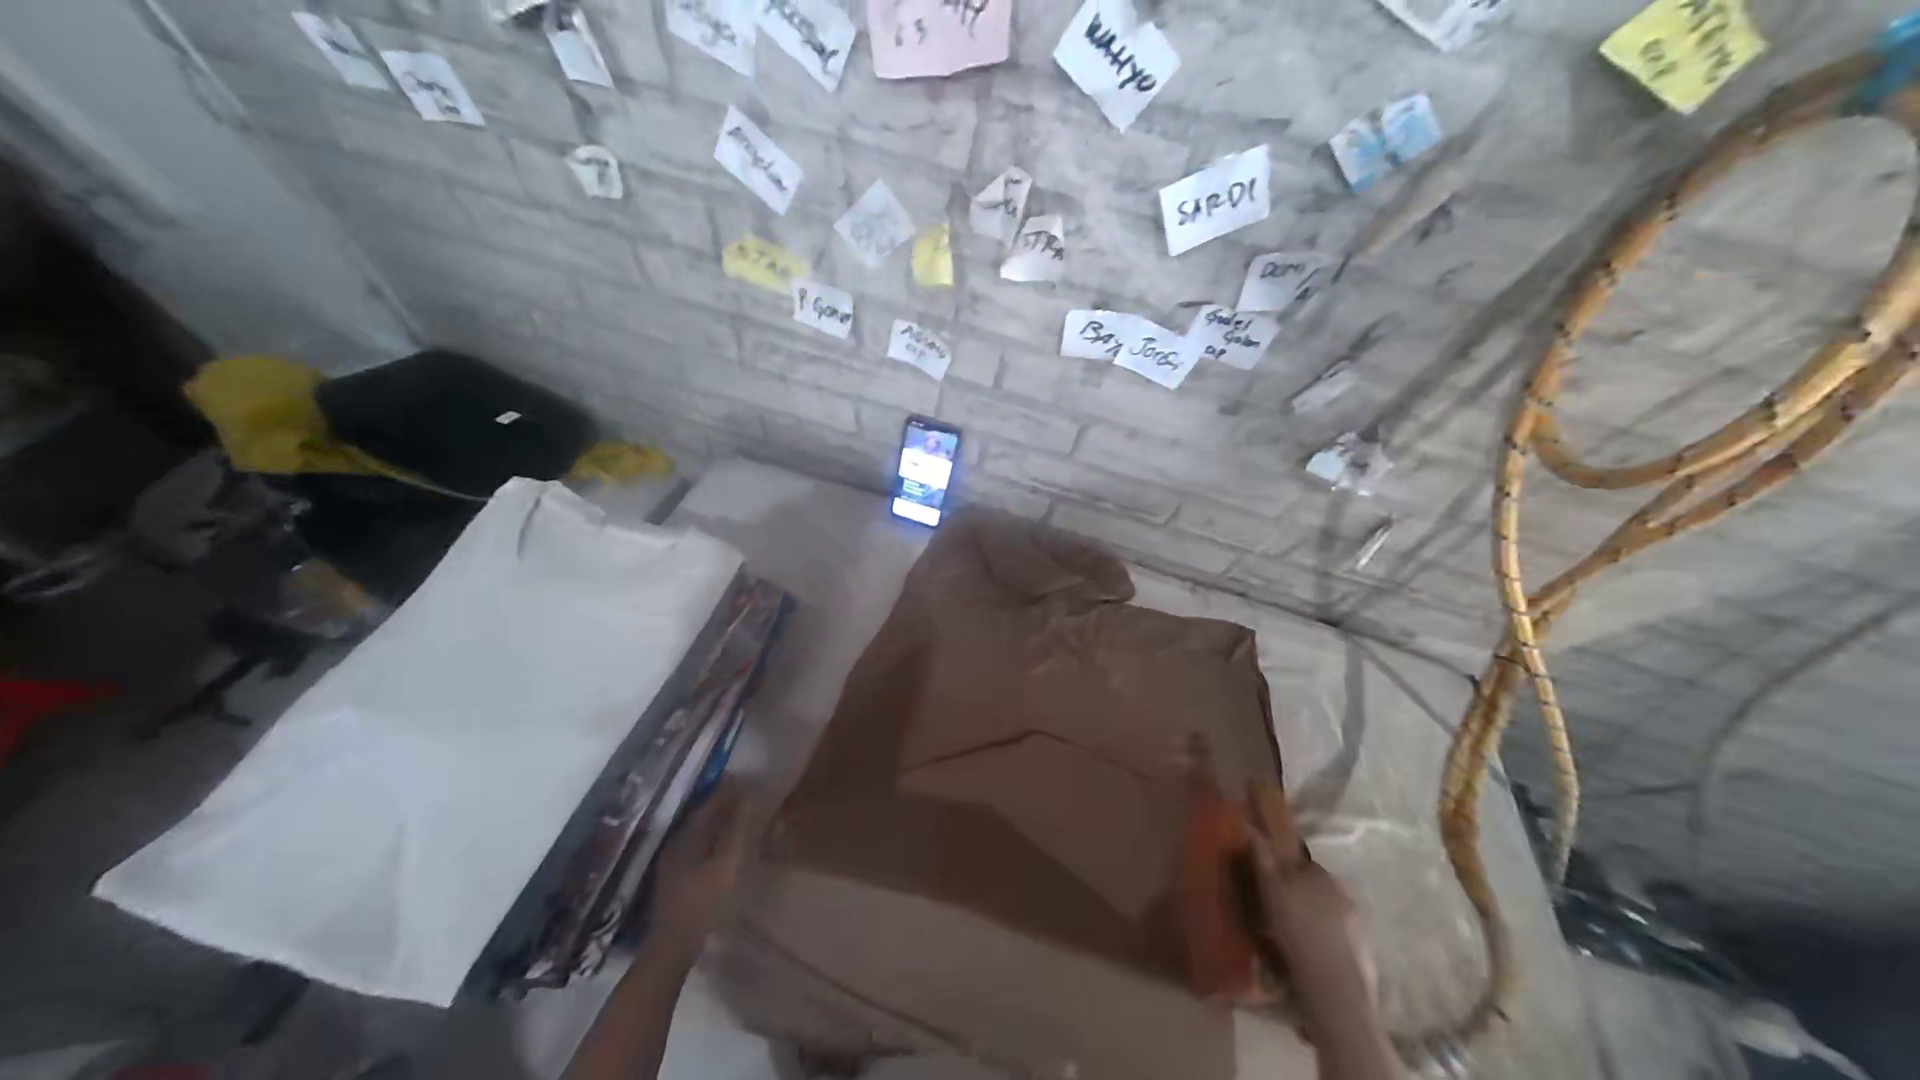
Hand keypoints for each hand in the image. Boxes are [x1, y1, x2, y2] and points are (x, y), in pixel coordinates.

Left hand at [649, 785, 750, 951]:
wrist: (673, 942)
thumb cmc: (703, 899)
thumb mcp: (726, 863)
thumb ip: (736, 831)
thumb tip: (747, 801)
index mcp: (687, 837)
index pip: (707, 806)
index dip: (724, 792)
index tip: (740, 778)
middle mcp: (675, 843)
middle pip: (699, 817)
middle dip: (718, 804)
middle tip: (739, 793)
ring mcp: (671, 861)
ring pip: (695, 832)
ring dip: (713, 821)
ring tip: (732, 815)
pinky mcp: (673, 876)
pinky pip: (693, 845)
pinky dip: (708, 837)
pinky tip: (718, 844)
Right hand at [1248, 836, 1401, 1079]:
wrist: (1334, 987)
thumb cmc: (1296, 933)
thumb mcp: (1271, 891)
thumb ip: (1262, 859)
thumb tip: (1249, 826)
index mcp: (1321, 875)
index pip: (1299, 864)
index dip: (1283, 873)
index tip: (1269, 886)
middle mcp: (1344, 892)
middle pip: (1315, 886)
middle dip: (1301, 894)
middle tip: (1279, 912)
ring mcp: (1358, 923)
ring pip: (1329, 911)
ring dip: (1314, 917)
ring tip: (1294, 936)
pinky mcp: (1364, 951)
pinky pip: (1340, 936)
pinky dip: (1327, 940)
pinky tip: (1312, 954)